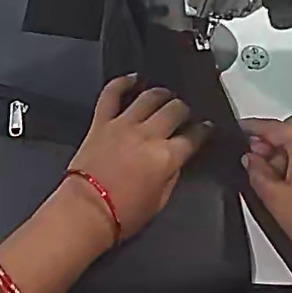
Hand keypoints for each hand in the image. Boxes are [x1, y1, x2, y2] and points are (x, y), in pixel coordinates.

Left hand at [65, 76, 211, 244]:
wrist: (85, 211)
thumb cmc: (122, 214)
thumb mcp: (159, 202)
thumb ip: (171, 176)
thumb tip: (175, 162)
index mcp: (166, 157)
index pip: (193, 136)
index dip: (204, 130)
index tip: (206, 128)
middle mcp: (147, 135)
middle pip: (175, 110)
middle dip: (185, 109)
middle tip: (185, 112)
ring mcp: (123, 125)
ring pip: (149, 97)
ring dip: (161, 93)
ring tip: (166, 94)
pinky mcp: (101, 122)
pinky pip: (111, 94)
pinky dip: (121, 83)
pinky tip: (131, 78)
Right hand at [242, 116, 291, 289]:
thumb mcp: (274, 198)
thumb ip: (256, 172)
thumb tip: (251, 161)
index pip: (273, 125)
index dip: (251, 127)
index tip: (239, 130)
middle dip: (270, 141)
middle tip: (253, 158)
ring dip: (284, 155)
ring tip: (268, 180)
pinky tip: (287, 191)